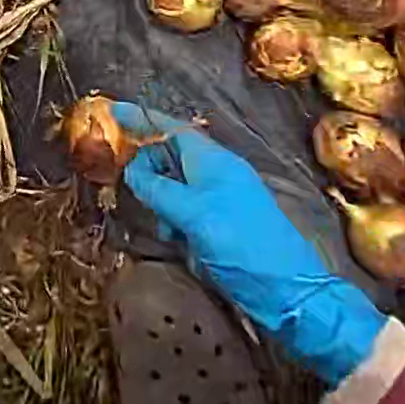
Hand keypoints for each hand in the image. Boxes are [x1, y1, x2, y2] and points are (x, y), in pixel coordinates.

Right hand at [110, 103, 384, 384]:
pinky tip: (180, 242)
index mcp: (212, 159)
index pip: (170, 127)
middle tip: (131, 186)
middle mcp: (217, 171)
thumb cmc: (242, 245)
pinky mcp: (225, 221)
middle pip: (171, 154)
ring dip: (163, 201)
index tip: (113, 110)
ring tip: (165, 229)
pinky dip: (178, 221)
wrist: (292, 293)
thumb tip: (131, 171)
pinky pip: (189, 209)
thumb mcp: (193, 215)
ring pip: (177, 185)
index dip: (141, 118)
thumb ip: (158, 190)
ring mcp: (222, 196)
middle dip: (149, 167)